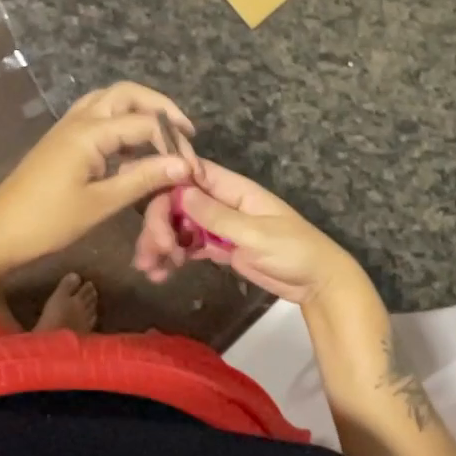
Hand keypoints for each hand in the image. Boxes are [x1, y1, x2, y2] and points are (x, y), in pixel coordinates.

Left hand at [0, 83, 195, 263]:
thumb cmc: (48, 221)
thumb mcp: (101, 203)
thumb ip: (144, 179)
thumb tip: (185, 165)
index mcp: (89, 132)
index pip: (146, 124)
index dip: (175, 143)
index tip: (194, 170)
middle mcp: (80, 120)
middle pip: (127, 94)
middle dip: (161, 107)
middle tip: (186, 131)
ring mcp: (69, 127)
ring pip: (111, 100)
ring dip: (141, 109)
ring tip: (166, 134)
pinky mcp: (64, 140)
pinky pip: (99, 116)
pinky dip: (123, 122)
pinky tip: (136, 147)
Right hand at [134, 161, 361, 303]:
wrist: (316, 282)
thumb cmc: (294, 251)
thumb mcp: (256, 233)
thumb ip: (218, 216)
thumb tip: (181, 191)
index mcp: (236, 190)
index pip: (193, 173)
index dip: (165, 179)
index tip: (139, 193)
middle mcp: (223, 203)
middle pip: (178, 202)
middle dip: (160, 223)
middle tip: (155, 252)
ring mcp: (220, 227)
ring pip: (179, 225)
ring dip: (160, 243)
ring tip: (149, 269)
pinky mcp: (219, 249)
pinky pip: (189, 246)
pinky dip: (172, 257)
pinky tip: (160, 273)